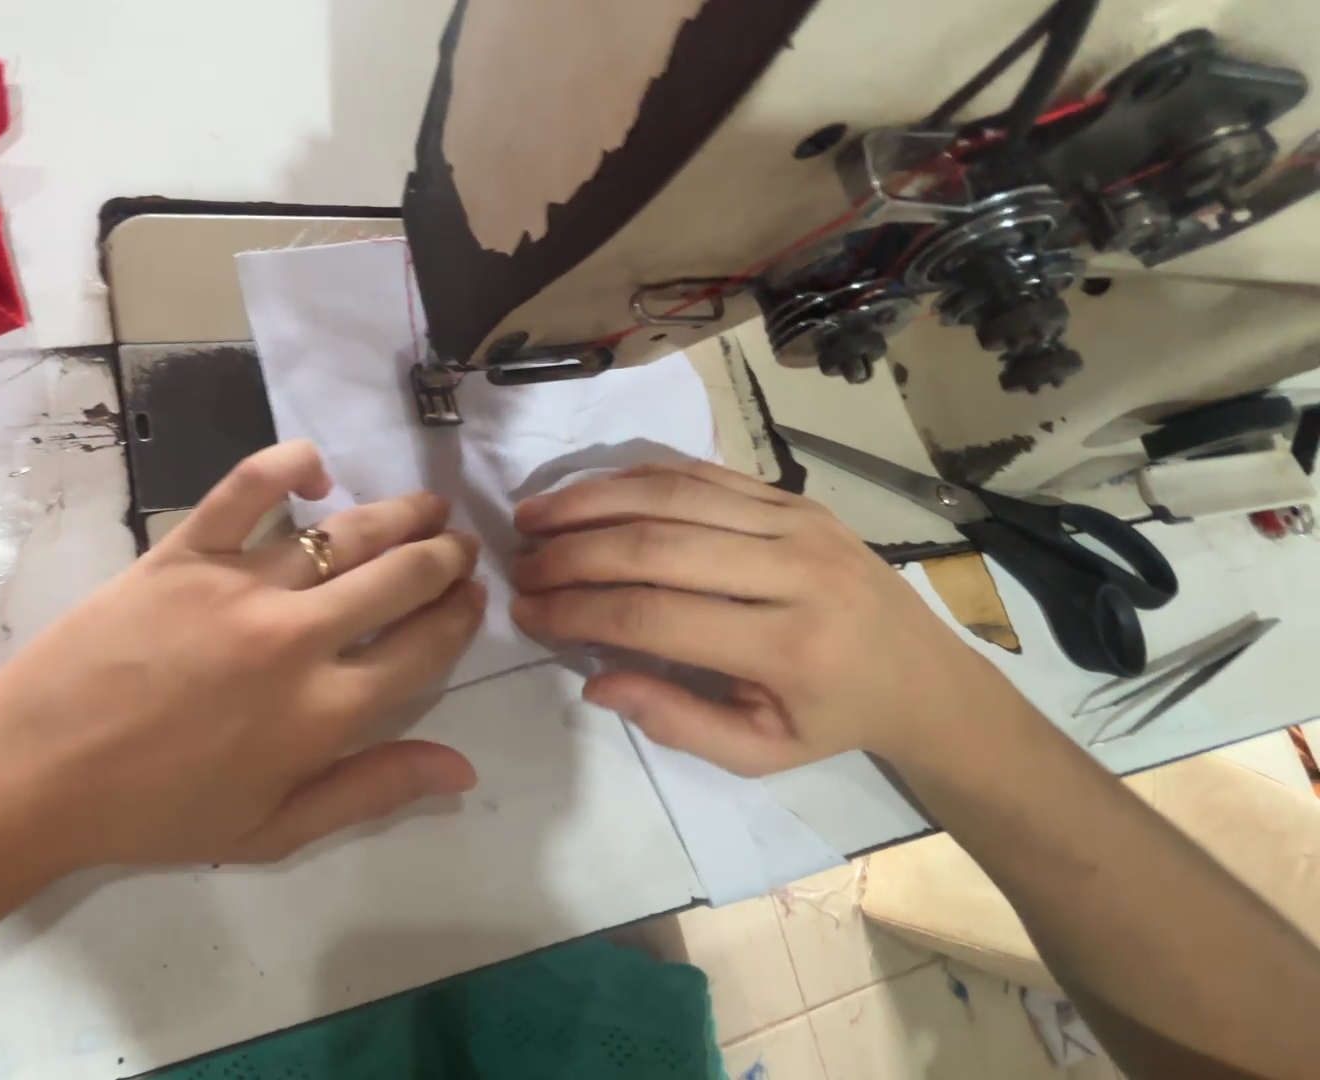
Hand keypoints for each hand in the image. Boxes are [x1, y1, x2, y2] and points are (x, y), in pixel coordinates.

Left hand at [0, 441, 485, 873]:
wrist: (35, 772)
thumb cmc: (156, 811)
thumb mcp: (273, 829)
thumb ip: (372, 791)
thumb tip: (464, 769)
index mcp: (323, 714)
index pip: (424, 649)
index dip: (460, 617)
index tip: (472, 596)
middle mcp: (298, 640)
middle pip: (401, 578)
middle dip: (446, 556)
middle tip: (459, 545)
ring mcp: (241, 586)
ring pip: (345, 533)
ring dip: (400, 514)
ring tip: (426, 505)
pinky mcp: (185, 550)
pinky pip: (247, 488)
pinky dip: (289, 464)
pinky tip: (317, 468)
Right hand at [507, 460, 1011, 775]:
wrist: (925, 673)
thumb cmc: (831, 721)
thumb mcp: (758, 752)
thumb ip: (674, 721)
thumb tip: (594, 680)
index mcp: (788, 647)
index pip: (653, 617)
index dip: (577, 612)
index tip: (525, 612)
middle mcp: (794, 571)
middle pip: (654, 546)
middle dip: (571, 554)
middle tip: (519, 565)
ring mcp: (796, 521)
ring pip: (670, 495)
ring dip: (588, 502)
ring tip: (531, 516)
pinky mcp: (791, 495)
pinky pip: (697, 472)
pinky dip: (631, 478)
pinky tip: (586, 492)